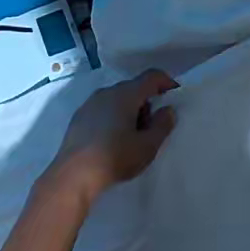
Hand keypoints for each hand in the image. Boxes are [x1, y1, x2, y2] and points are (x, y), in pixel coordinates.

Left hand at [44, 69, 179, 202]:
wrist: (74, 174)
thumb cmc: (115, 157)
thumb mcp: (148, 145)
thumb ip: (162, 125)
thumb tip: (168, 110)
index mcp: (125, 94)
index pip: (151, 77)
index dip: (167, 82)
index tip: (175, 97)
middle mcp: (105, 93)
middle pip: (133, 88)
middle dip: (147, 102)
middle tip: (153, 126)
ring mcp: (89, 104)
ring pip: (117, 99)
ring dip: (130, 110)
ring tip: (132, 137)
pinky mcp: (78, 118)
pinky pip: (103, 109)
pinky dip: (113, 117)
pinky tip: (113, 140)